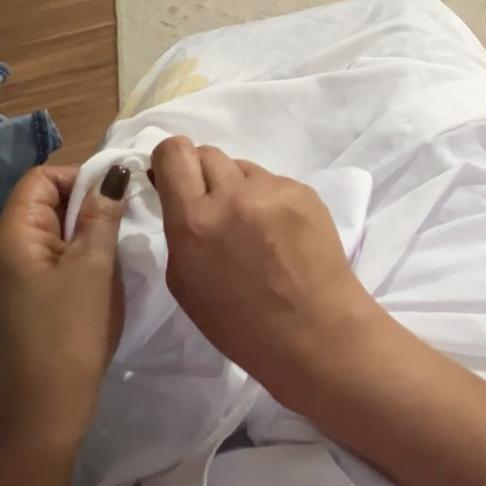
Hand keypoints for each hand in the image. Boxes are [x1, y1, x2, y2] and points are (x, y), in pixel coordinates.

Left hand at [0, 164, 128, 442]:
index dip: (79, 181)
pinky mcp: (5, 298)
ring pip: (41, 232)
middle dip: (80, 209)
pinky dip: (63, 258)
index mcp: (6, 235)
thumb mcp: (94, 263)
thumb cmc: (73, 328)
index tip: (112, 205)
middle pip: (39, 203)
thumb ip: (102, 212)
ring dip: (75, 235)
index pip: (41, 178)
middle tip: (112, 236)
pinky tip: (84, 283)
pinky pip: (35, 258)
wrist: (47, 405)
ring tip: (102, 261)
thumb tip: (113, 173)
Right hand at [150, 137, 382, 394]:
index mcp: (195, 222)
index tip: (174, 178)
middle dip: (203, 176)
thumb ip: (180, 230)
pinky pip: (273, 182)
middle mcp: (233, 195)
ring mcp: (273, 189)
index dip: (170, 161)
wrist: (314, 332)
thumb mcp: (185, 282)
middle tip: (214, 208)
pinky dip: (269, 200)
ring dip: (238, 189)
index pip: (174, 153)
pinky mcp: (304, 190)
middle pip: (207, 153)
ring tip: (253, 229)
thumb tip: (183, 196)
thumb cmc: (240, 324)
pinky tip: (279, 234)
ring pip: (242, 168)